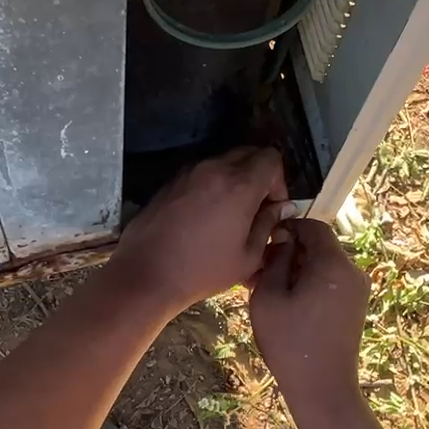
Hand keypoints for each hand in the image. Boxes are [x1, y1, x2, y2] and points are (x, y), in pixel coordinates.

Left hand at [107, 147, 288, 314]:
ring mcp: (188, 173)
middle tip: (256, 209)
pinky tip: (205, 217)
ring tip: (230, 215)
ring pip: (223, 162)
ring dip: (234, 180)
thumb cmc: (202, 271)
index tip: (273, 208)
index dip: (279, 181)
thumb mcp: (248, 257)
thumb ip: (268, 224)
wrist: (147, 274)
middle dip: (259, 176)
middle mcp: (213, 169)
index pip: (271, 159)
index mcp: (239, 185)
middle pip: (248, 154)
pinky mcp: (170, 183)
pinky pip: (200, 174)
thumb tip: (281, 208)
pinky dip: (211, 186)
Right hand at [248, 218, 369, 403]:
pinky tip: (289, 303)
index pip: (313, 226)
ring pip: (325, 265)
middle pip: (320, 246)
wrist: (322, 387)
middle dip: (291, 251)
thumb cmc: (289, 342)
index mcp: (334, 263)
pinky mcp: (356, 306)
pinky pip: (332, 282)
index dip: (288, 228)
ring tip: (271, 289)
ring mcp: (358, 290)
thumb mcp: (269, 297)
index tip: (265, 243)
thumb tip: (283, 240)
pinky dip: (311, 284)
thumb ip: (276, 260)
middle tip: (262, 270)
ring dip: (299, 269)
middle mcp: (353, 271)